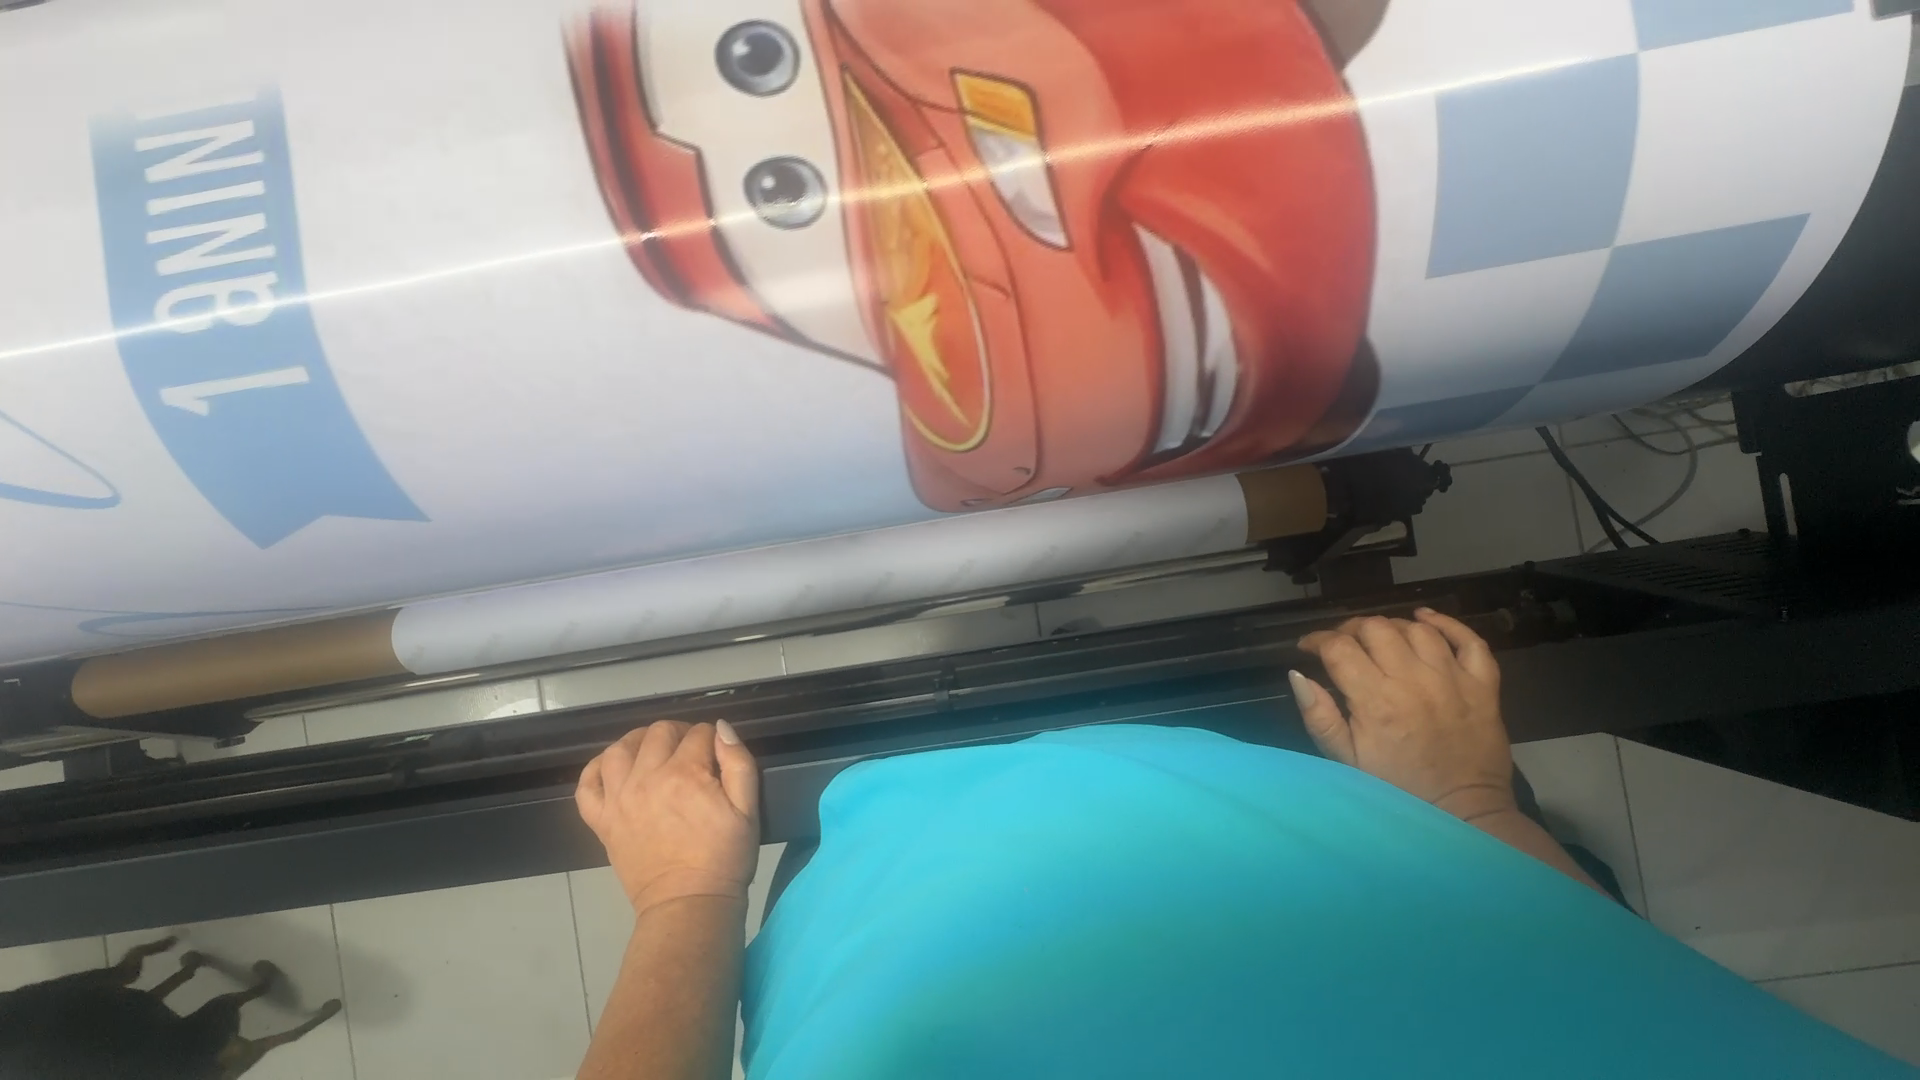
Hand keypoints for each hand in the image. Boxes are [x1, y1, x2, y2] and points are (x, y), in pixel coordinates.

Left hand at [576, 720, 759, 917]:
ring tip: (653, 752)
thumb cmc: (724, 857)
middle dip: (679, 733)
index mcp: (686, 774)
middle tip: (691, 752)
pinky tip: (614, 769)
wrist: (688, 904)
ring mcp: (619, 800)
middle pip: (658, 732)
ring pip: (619, 749)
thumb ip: (738, 762)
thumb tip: (720, 728)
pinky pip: (586, 785)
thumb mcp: (748, 808)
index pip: (699, 733)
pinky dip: (596, 770)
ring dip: (638, 742)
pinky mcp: (601, 822)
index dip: (712, 738)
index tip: (718, 755)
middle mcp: (647, 779)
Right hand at [1293, 609, 1514, 822]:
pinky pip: (1470, 641)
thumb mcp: (1346, 759)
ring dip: (1391, 627)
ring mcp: (1454, 680)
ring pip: (1416, 629)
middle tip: (1342, 644)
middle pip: (1376, 628)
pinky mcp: (1484, 686)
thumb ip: (1319, 716)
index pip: (1338, 647)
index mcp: (1376, 701)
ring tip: (1379, 640)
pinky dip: (1447, 623)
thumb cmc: (1397, 788)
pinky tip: (1425, 619)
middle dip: (1350, 629)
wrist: (1464, 813)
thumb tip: (1297, 674)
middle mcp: (1414, 680)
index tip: (1307, 648)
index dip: (1316, 640)